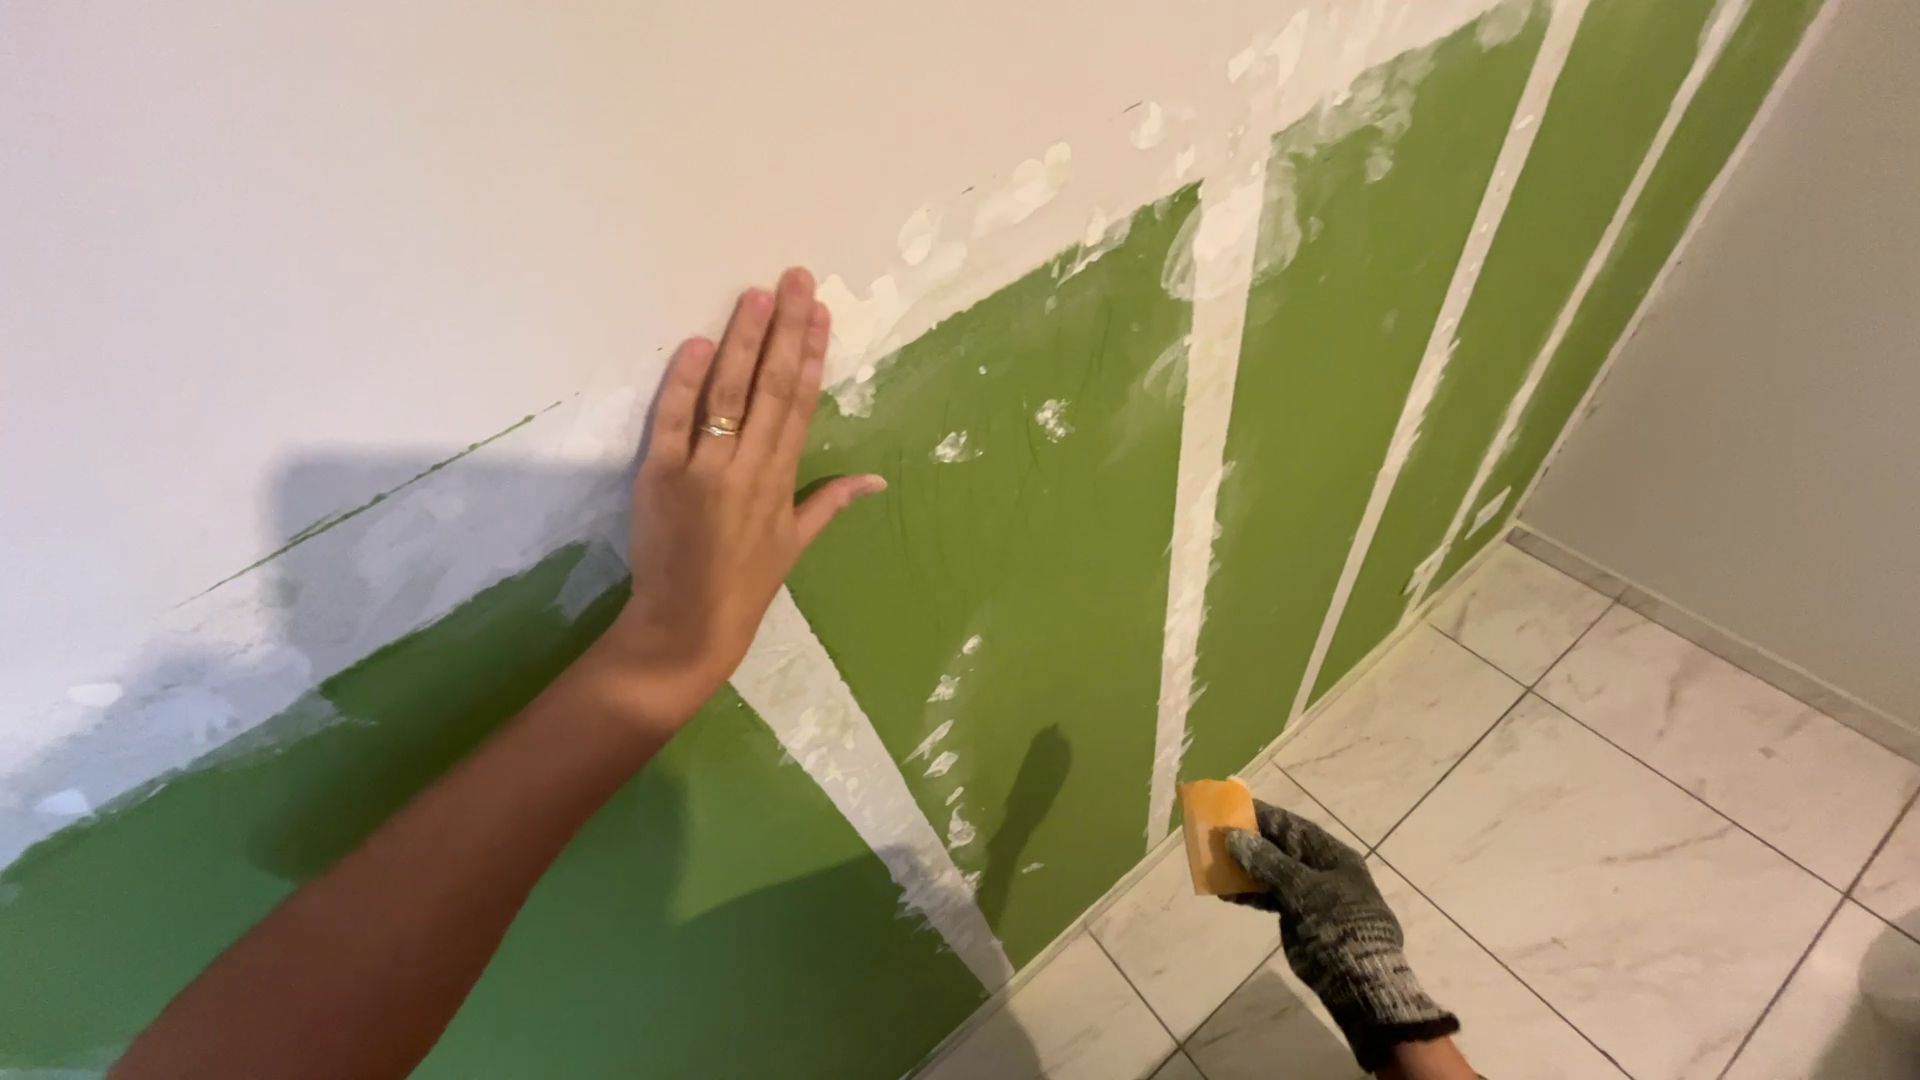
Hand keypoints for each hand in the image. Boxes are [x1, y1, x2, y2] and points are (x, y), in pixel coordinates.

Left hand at [601, 267, 885, 733]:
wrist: (688, 626)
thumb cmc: (746, 586)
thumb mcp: (797, 544)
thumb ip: (832, 501)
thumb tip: (877, 478)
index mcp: (783, 481)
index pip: (802, 405)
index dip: (813, 355)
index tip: (821, 313)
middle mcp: (750, 468)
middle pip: (772, 388)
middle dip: (786, 330)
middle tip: (796, 278)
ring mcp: (703, 470)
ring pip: (728, 395)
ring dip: (743, 342)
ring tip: (756, 295)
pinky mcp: (659, 476)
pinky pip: (674, 421)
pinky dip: (683, 382)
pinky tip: (695, 343)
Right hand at [1225, 802, 1459, 1072]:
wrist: (1356, 978)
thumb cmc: (1337, 922)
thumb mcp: (1302, 887)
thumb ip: (1267, 861)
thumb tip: (1233, 837)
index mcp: (1330, 854)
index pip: (1291, 825)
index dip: (1262, 815)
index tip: (1231, 806)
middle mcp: (1318, 868)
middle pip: (1277, 846)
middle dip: (1247, 841)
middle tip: (1215, 834)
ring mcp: (1307, 892)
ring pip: (1269, 871)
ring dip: (1243, 868)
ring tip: (1214, 863)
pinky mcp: (1296, 915)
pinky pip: (1267, 895)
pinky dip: (1248, 893)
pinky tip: (1225, 894)